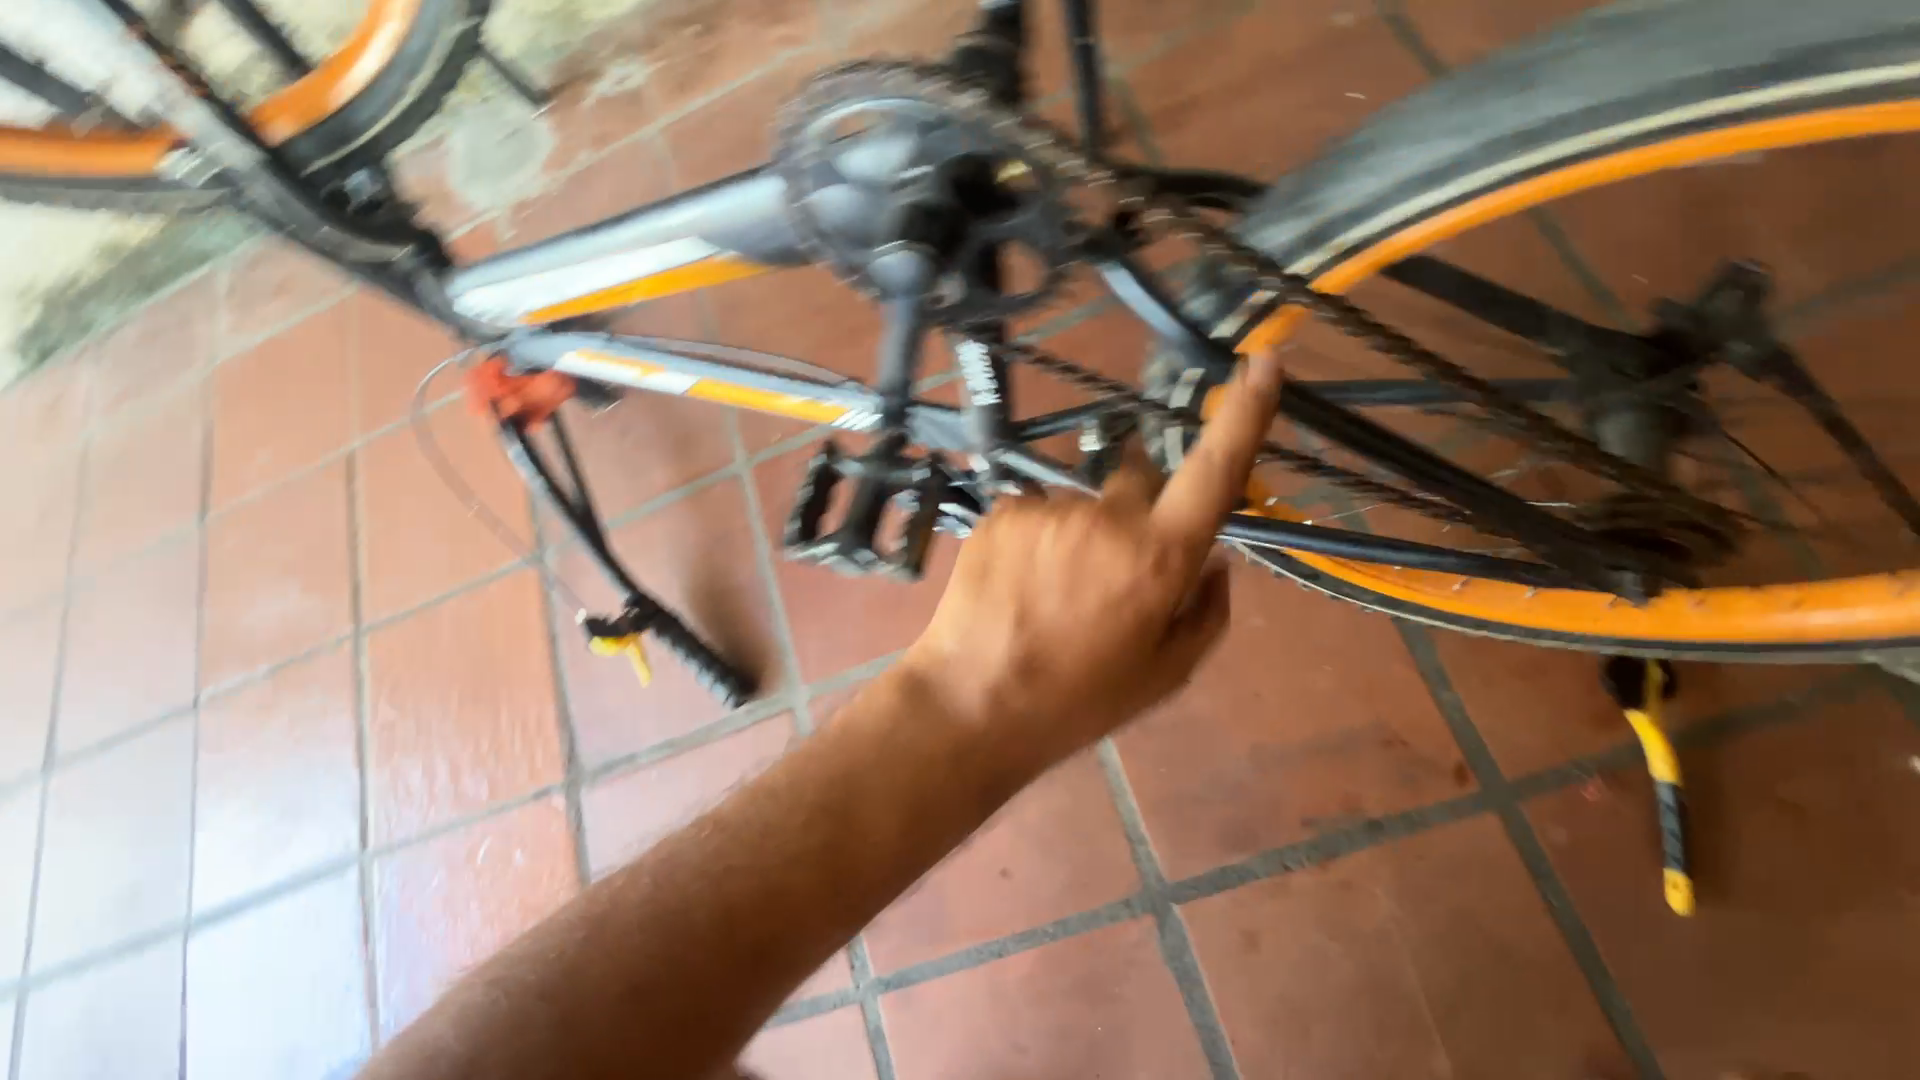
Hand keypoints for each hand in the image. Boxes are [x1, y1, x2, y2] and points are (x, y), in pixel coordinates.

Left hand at [901, 349, 1284, 776]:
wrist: (973, 703)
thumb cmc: (1079, 701)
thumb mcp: (1164, 674)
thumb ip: (1206, 611)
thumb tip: (1216, 560)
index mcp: (1159, 556)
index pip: (1214, 470)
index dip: (1245, 413)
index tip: (1263, 361)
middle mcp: (1107, 516)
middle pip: (1141, 479)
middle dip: (1139, 508)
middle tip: (1110, 571)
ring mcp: (1049, 507)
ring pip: (1083, 505)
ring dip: (1080, 533)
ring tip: (1050, 593)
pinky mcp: (1002, 510)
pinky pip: (1037, 512)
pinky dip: (1038, 539)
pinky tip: (1019, 584)